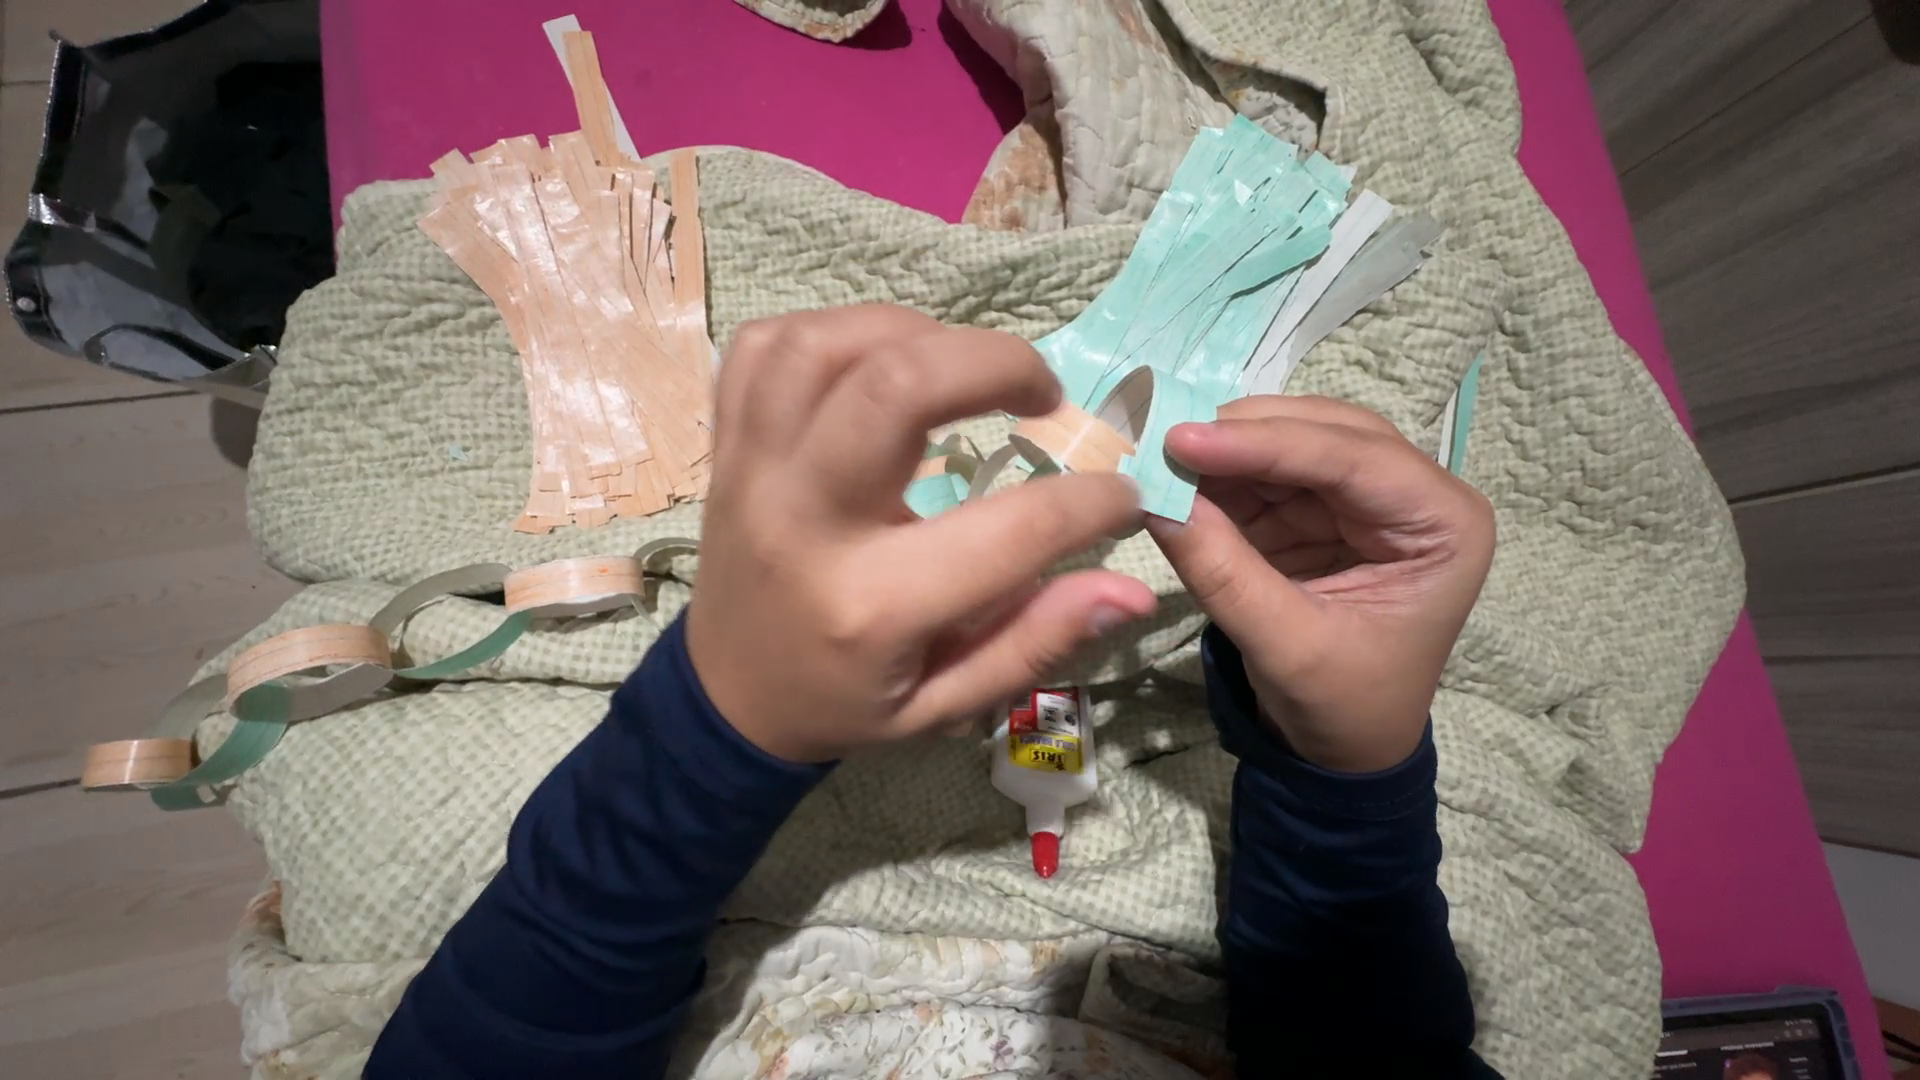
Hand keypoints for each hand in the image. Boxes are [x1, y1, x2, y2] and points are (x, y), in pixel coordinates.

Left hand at [687, 305, 1155, 762]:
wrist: (727, 698)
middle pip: (895, 387)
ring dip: (911, 332)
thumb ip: (1036, 642)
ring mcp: (753, 473)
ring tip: (957, 366)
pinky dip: (832, 332)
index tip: (1118, 493)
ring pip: (821, 346)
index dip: (1087, 502)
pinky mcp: (728, 447)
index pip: (1007, 531)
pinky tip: (876, 361)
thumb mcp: (945, 701)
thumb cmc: (845, 701)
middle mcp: (806, 523)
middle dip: (994, 361)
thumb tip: (1134, 592)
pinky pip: (765, 349)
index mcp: (873, 604)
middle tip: (1040, 391)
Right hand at [1147, 396, 1493, 772]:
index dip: (1264, 443)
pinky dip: (1216, 478)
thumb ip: (1223, 572)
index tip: (1183, 438)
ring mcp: (1360, 500)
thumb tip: (1154, 501)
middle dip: (1243, 434)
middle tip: (1166, 438)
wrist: (1342, 745)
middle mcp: (1409, 496)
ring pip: (1288, 445)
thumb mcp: (1285, 645)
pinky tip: (1177, 482)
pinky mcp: (1315, 513)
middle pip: (1325, 433)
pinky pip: (1262, 478)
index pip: (1354, 458)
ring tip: (1160, 459)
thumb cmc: (1342, 704)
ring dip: (1223, 451)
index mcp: (1441, 525)